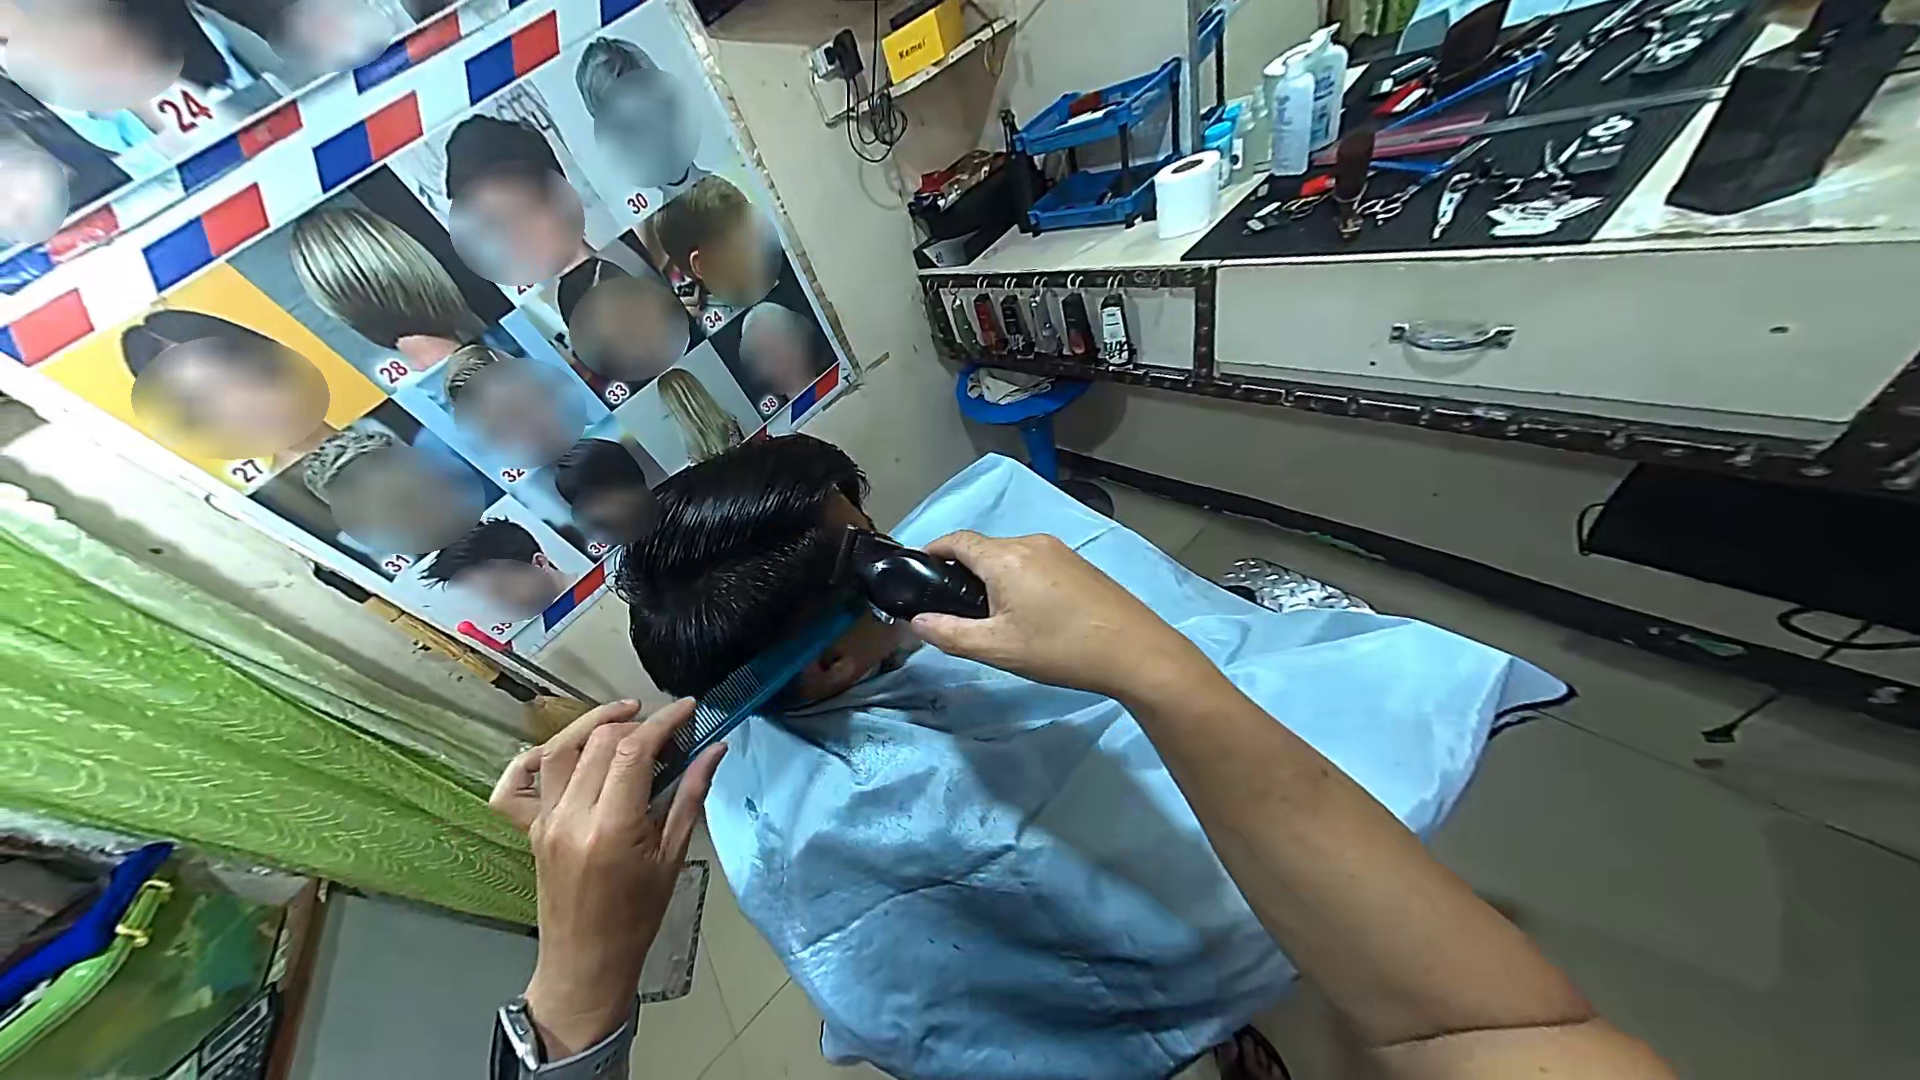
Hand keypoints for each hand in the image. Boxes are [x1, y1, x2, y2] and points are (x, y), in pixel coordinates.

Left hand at [518, 699, 726, 1058]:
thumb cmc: (638, 913)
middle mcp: (570, 818)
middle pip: (600, 742)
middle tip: (668, 728)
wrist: (585, 963)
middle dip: (639, 722)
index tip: (689, 708)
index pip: (634, 750)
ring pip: (559, 750)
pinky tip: (562, 748)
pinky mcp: (530, 830)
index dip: (664, 720)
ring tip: (626, 714)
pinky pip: (514, 786)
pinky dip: (531, 757)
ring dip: (593, 723)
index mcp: (611, 827)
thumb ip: (692, 793)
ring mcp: (544, 823)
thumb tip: (716, 748)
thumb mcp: (675, 853)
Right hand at [908, 530, 1210, 701]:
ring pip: (1011, 555)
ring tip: (994, 613)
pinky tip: (1031, 610)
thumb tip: (917, 622)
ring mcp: (1059, 549)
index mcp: (1005, 557)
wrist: (1136, 652)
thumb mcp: (998, 649)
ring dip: (994, 575)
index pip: (956, 539)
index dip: (933, 550)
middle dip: (964, 569)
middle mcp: (1031, 542)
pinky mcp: (1079, 562)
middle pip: (984, 547)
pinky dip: (1020, 577)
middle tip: (957, 606)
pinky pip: (1036, 561)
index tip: (921, 571)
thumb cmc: (1061, 649)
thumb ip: (950, 634)